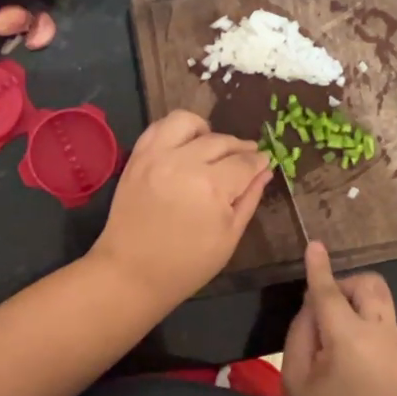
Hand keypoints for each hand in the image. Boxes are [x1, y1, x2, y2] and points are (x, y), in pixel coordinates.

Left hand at [88, 111, 273, 307]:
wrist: (131, 273)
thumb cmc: (187, 265)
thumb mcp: (229, 237)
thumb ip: (249, 199)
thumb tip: (265, 170)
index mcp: (212, 187)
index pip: (244, 163)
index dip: (259, 161)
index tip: (265, 162)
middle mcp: (184, 163)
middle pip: (221, 141)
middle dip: (239, 148)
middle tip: (246, 157)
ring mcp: (156, 156)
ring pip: (188, 122)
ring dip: (206, 131)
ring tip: (212, 148)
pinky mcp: (137, 157)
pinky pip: (159, 127)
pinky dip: (176, 130)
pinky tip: (185, 145)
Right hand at [282, 241, 396, 395]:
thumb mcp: (297, 383)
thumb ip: (300, 335)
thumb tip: (312, 306)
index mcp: (350, 339)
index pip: (330, 292)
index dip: (319, 267)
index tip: (314, 245)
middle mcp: (382, 333)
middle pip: (369, 284)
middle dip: (346, 284)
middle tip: (325, 308)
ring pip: (380, 302)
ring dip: (357, 305)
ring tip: (338, 341)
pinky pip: (385, 326)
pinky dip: (367, 327)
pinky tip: (355, 362)